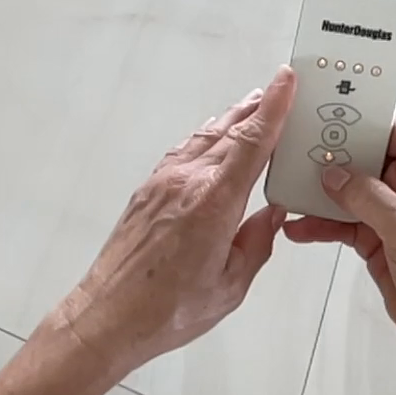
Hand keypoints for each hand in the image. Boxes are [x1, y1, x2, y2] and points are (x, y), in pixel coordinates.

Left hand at [46, 66, 297, 377]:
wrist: (109, 314)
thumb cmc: (168, 309)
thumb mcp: (231, 285)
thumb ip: (257, 242)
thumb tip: (273, 213)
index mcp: (215, 202)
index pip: (252, 142)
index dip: (273, 107)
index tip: (286, 80)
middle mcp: (188, 181)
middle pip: (230, 130)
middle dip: (257, 107)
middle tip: (278, 88)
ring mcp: (164, 181)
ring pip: (206, 136)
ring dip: (232, 119)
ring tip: (252, 108)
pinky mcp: (149, 189)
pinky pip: (185, 150)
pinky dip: (207, 137)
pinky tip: (213, 138)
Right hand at [283, 121, 395, 370]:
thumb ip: (368, 197)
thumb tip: (331, 171)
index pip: (390, 134)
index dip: (360, 120)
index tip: (323, 110)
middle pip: (363, 160)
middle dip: (330, 155)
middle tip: (292, 146)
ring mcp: (390, 218)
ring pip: (347, 192)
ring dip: (318, 192)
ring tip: (285, 187)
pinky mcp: (375, 244)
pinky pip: (341, 224)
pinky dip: (319, 225)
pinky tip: (296, 228)